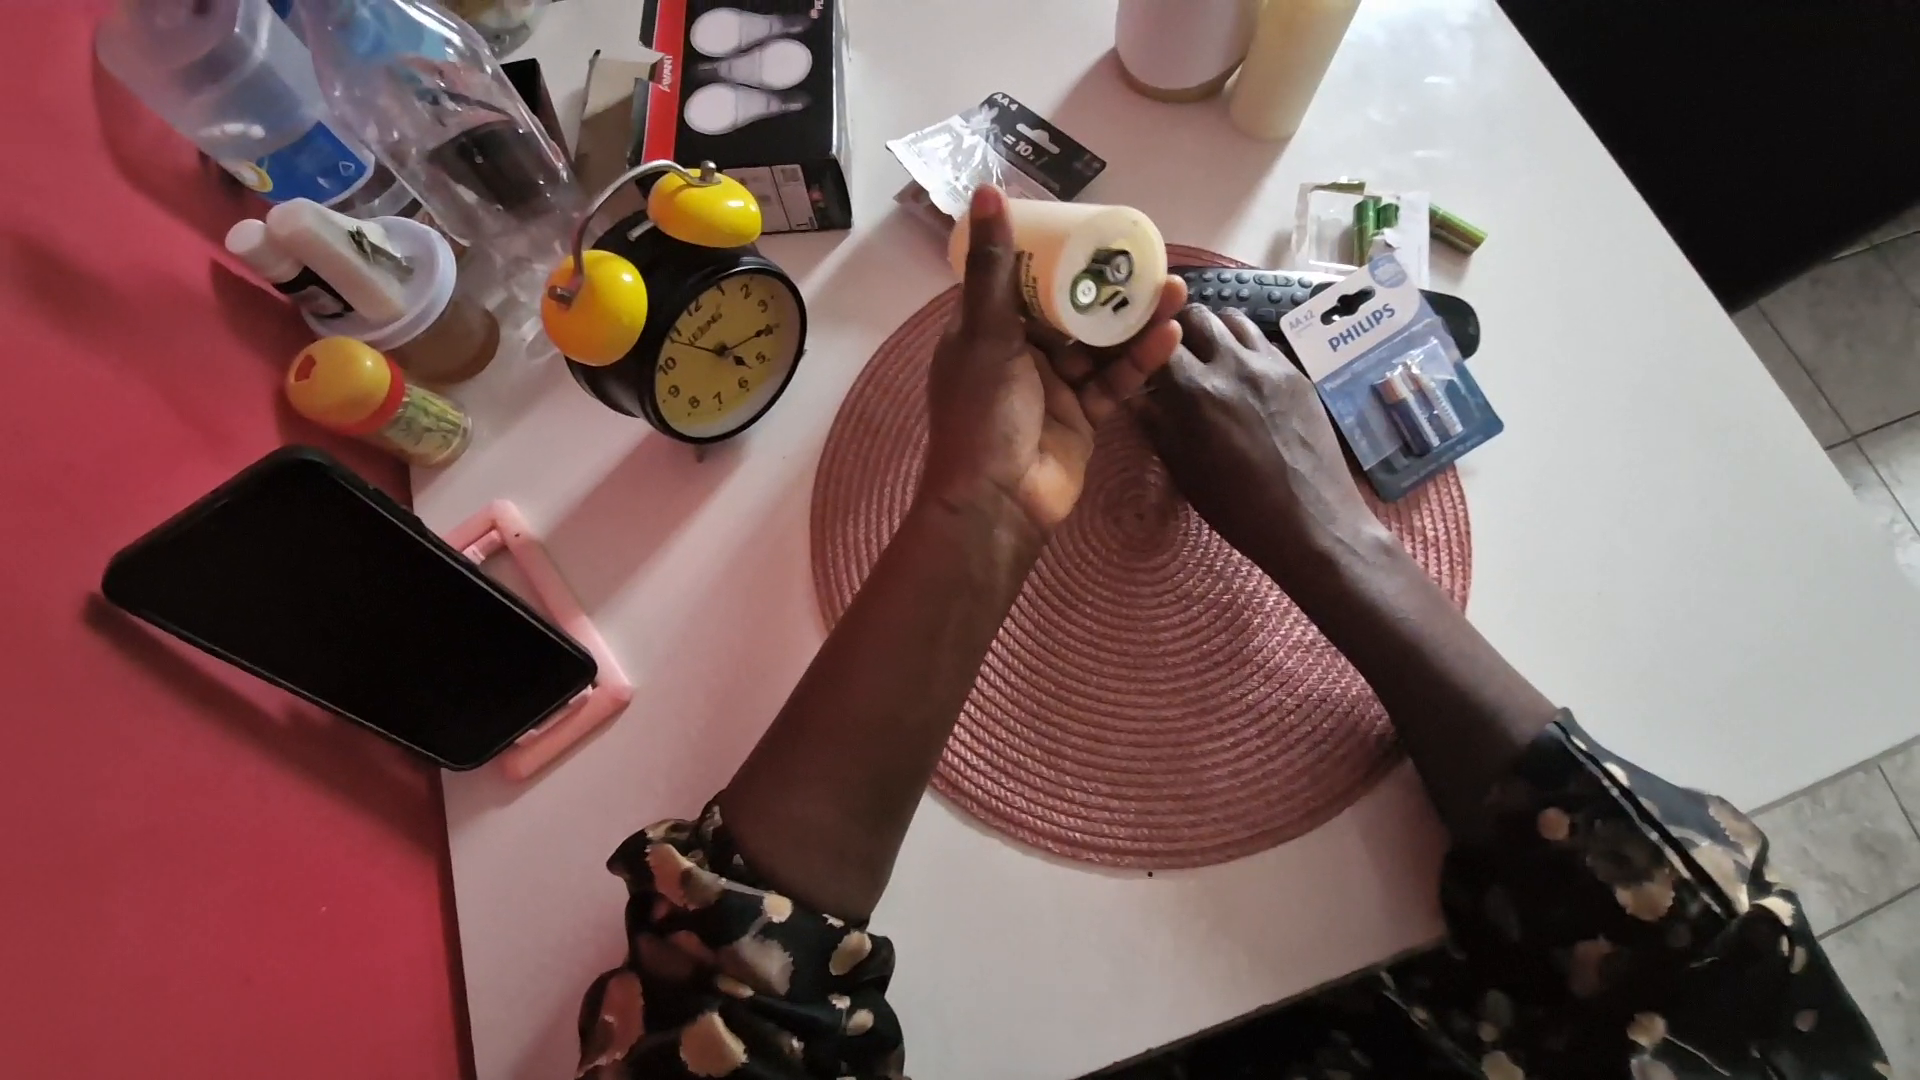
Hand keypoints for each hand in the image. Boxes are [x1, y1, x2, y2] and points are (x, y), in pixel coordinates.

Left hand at [921, 186, 1184, 537]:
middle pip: (1068, 311)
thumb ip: (994, 269)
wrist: (999, 501)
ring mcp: (1053, 388)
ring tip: (1175, 288)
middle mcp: (1019, 357)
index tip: (1089, 230)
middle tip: (1146, 257)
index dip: (1053, 257)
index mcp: (984, 333)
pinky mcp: (1083, 417)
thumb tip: (986, 192)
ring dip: (1133, 320)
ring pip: (1099, 345)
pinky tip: (1170, 335)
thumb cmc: (982, 413)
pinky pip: (1114, 382)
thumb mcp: (985, 334)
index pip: (1019, 283)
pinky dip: (1139, 361)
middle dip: (1106, 287)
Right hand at [1133, 305, 1386, 581]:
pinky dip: (1243, 346)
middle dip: (1177, 329)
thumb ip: (1155, 424)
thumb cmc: (1235, 506)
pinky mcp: (1296, 372)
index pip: (1156, 342)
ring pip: (1232, 320)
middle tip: (1171, 352)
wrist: (1309, 520)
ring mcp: (1269, 364)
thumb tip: (1134, 397)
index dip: (1141, 342)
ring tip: (1208, 356)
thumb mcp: (1181, 468)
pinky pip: (1262, 341)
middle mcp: (1232, 364)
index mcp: (1194, 391)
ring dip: (1213, 331)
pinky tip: (1240, 374)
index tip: (1134, 351)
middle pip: (1196, 316)